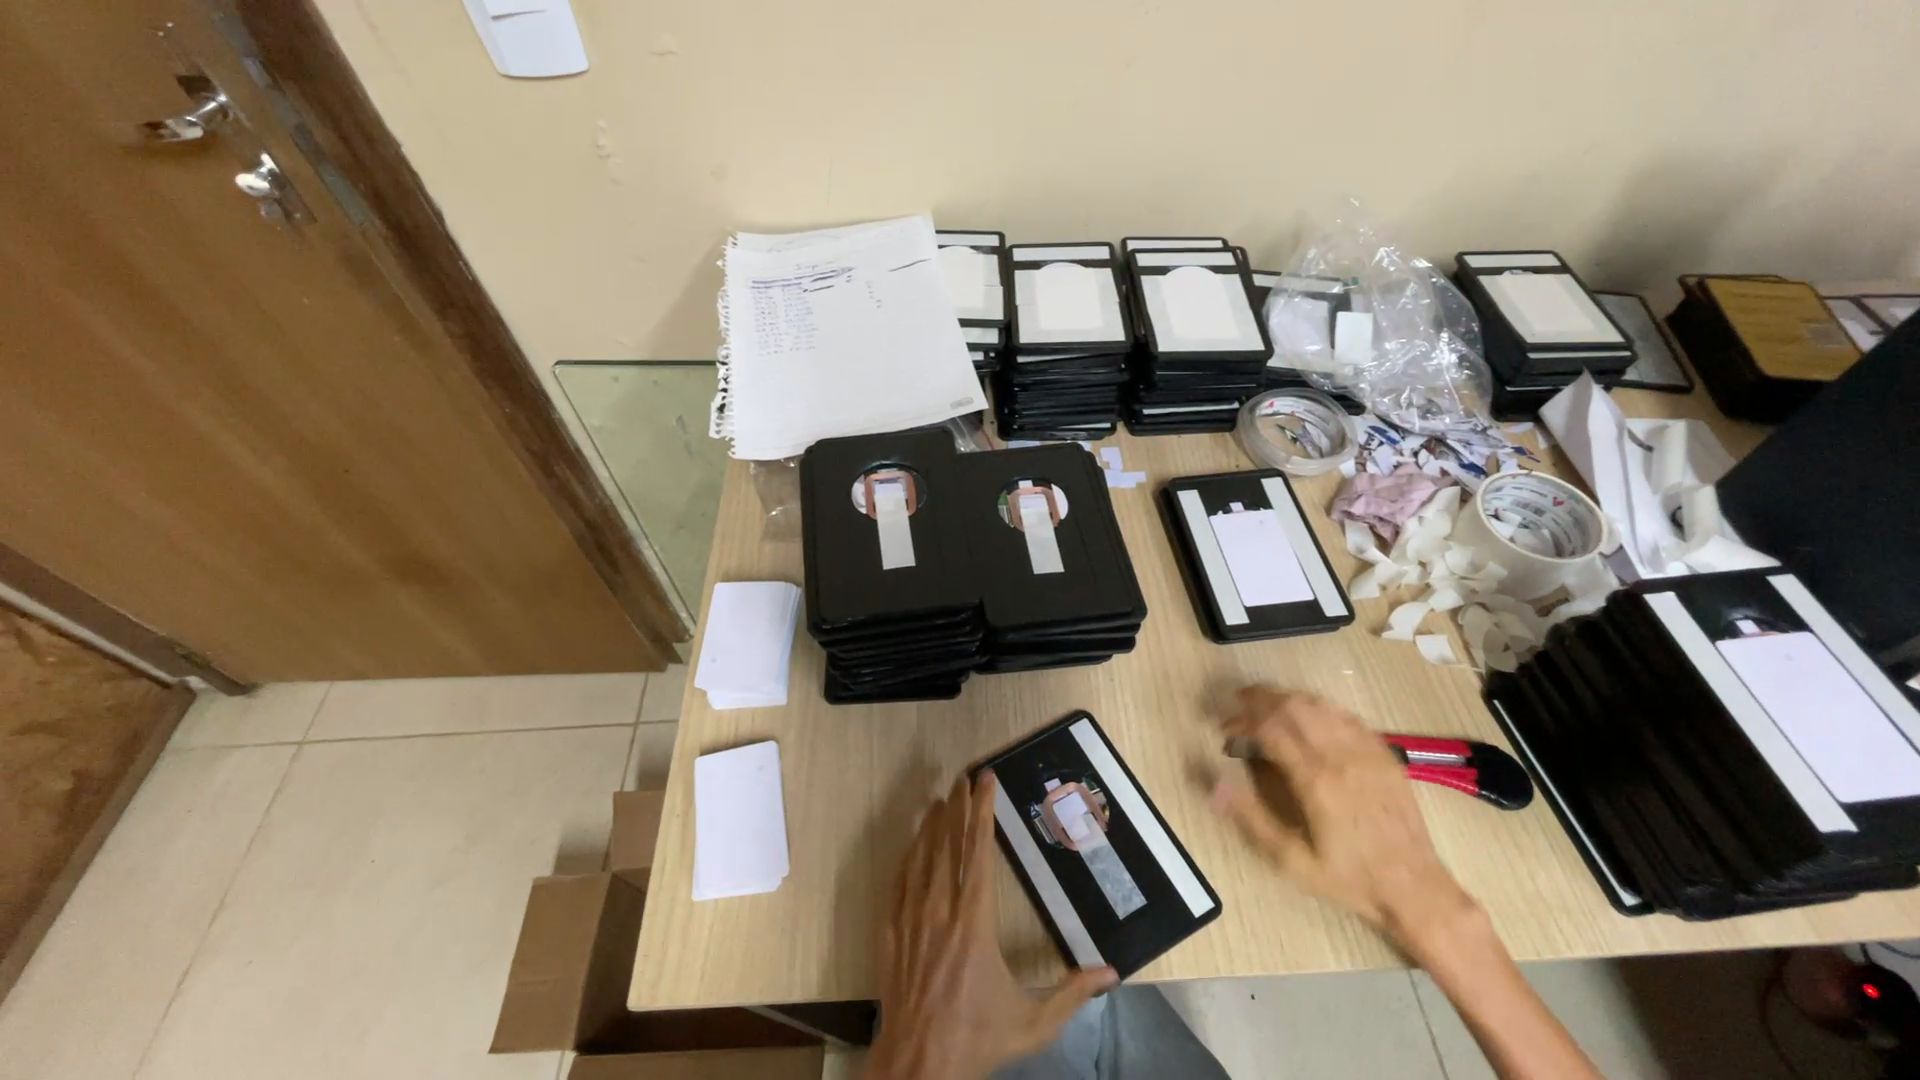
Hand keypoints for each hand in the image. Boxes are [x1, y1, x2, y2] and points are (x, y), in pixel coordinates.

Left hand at [865, 772, 1116, 1079]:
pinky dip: (907, 857)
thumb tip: (1113, 973)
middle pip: (948, 845)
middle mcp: (941, 911)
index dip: (982, 812)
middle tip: (964, 777)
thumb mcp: (1033, 1023)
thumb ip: (1073, 994)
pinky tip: (912, 844)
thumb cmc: (977, 1038)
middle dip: (958, 807)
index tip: (985, 782)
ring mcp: (911, 920)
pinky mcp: (890, 933)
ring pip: (921, 858)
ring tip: (940, 799)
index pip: (979, 852)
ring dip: (931, 826)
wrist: (917, 1065)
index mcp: (975, 923)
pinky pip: (898, 883)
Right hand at [1210, 686, 1476, 949]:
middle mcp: (1341, 756)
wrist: (1413, 888)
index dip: (1241, 720)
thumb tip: (1214, 784)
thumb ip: (1251, 817)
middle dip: (1258, 699)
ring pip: (1320, 705)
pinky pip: (1346, 716)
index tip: (1222, 727)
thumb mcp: (1290, 860)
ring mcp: (1367, 751)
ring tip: (1263, 703)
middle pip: (1294, 707)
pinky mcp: (1384, 754)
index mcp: (1316, 780)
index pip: (1270, 728)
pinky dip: (1318, 707)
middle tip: (1234, 705)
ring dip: (1286, 697)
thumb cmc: (1347, 877)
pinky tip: (1307, 714)